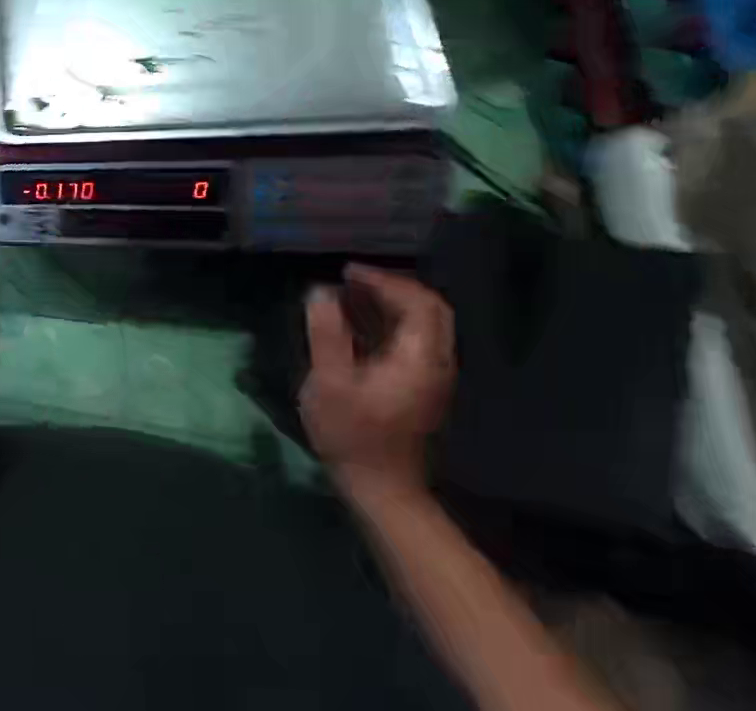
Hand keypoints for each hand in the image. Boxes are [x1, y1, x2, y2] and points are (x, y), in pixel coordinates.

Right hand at [300, 265, 454, 496]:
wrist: (378, 483)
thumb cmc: (350, 432)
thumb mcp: (329, 381)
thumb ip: (327, 333)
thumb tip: (320, 291)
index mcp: (419, 358)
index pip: (420, 304)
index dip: (386, 281)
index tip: (346, 272)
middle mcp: (434, 362)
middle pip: (429, 310)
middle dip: (392, 287)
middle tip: (350, 278)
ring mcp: (428, 375)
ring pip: (421, 324)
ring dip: (388, 303)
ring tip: (345, 292)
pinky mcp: (416, 384)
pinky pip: (409, 339)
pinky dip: (385, 321)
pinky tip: (353, 321)